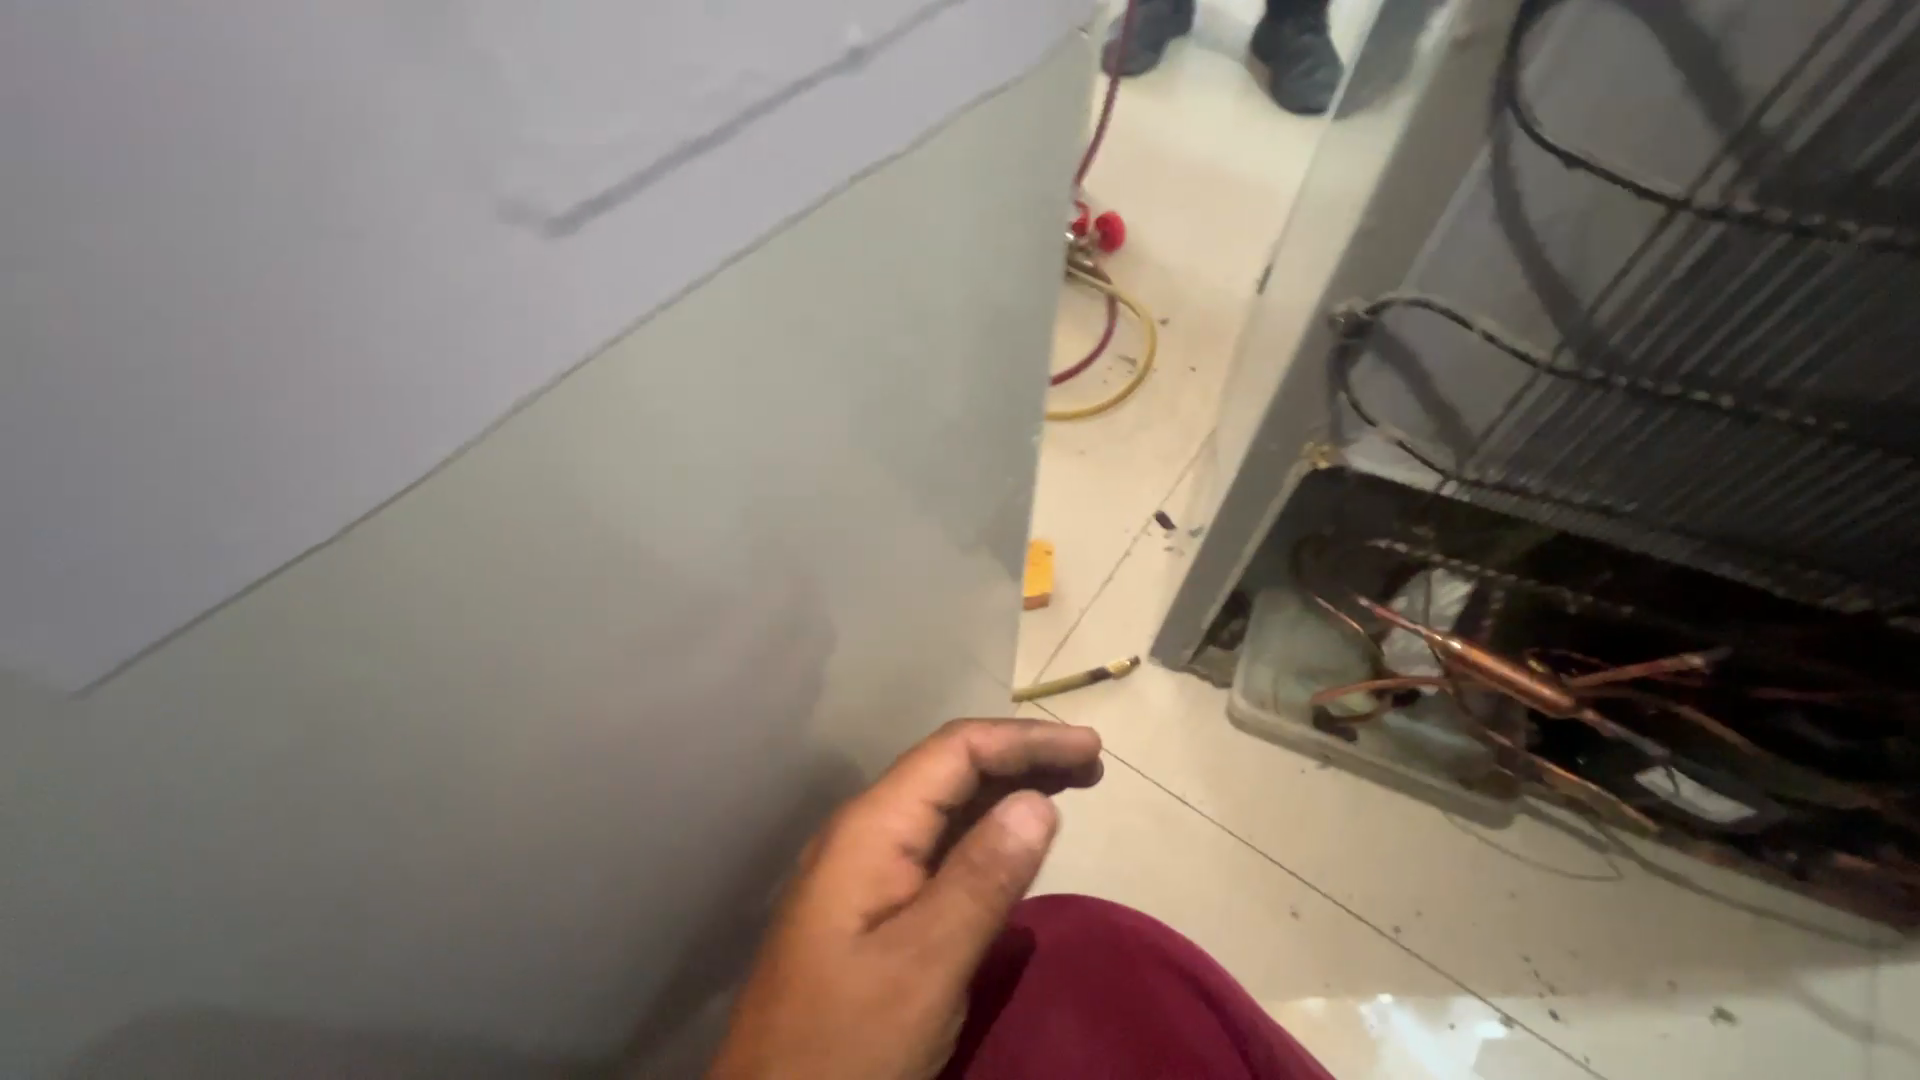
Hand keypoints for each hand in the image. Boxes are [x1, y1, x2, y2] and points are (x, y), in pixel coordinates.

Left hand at [707, 717, 1103, 1079]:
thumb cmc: (845, 1043)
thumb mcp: (923, 967)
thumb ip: (981, 879)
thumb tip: (1038, 801)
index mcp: (871, 828)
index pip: (955, 751)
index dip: (1025, 740)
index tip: (1089, 746)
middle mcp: (865, 831)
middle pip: (950, 768)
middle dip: (1021, 756)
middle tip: (1091, 764)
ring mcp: (864, 867)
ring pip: (945, 804)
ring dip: (1007, 787)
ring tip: (1070, 785)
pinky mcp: (871, 902)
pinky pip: (936, 843)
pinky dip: (986, 829)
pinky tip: (1014, 837)